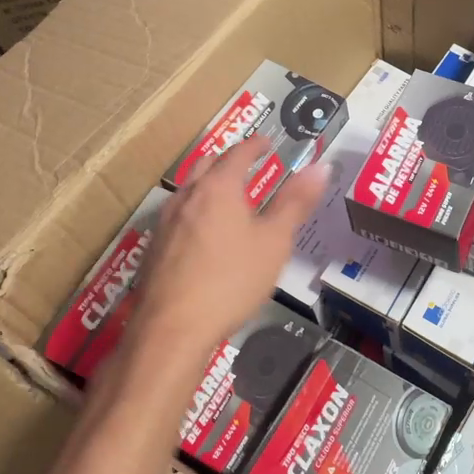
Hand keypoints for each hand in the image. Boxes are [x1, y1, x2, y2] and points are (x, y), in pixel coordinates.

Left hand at [119, 138, 327, 368]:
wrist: (171, 330)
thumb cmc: (230, 281)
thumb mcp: (274, 242)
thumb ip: (296, 202)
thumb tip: (321, 166)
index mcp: (219, 188)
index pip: (238, 153)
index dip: (256, 145)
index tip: (268, 142)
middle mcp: (187, 197)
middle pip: (206, 165)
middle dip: (228, 160)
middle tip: (247, 165)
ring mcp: (165, 223)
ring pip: (187, 190)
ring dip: (208, 185)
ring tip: (226, 198)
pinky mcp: (153, 250)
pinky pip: (176, 217)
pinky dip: (194, 212)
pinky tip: (202, 236)